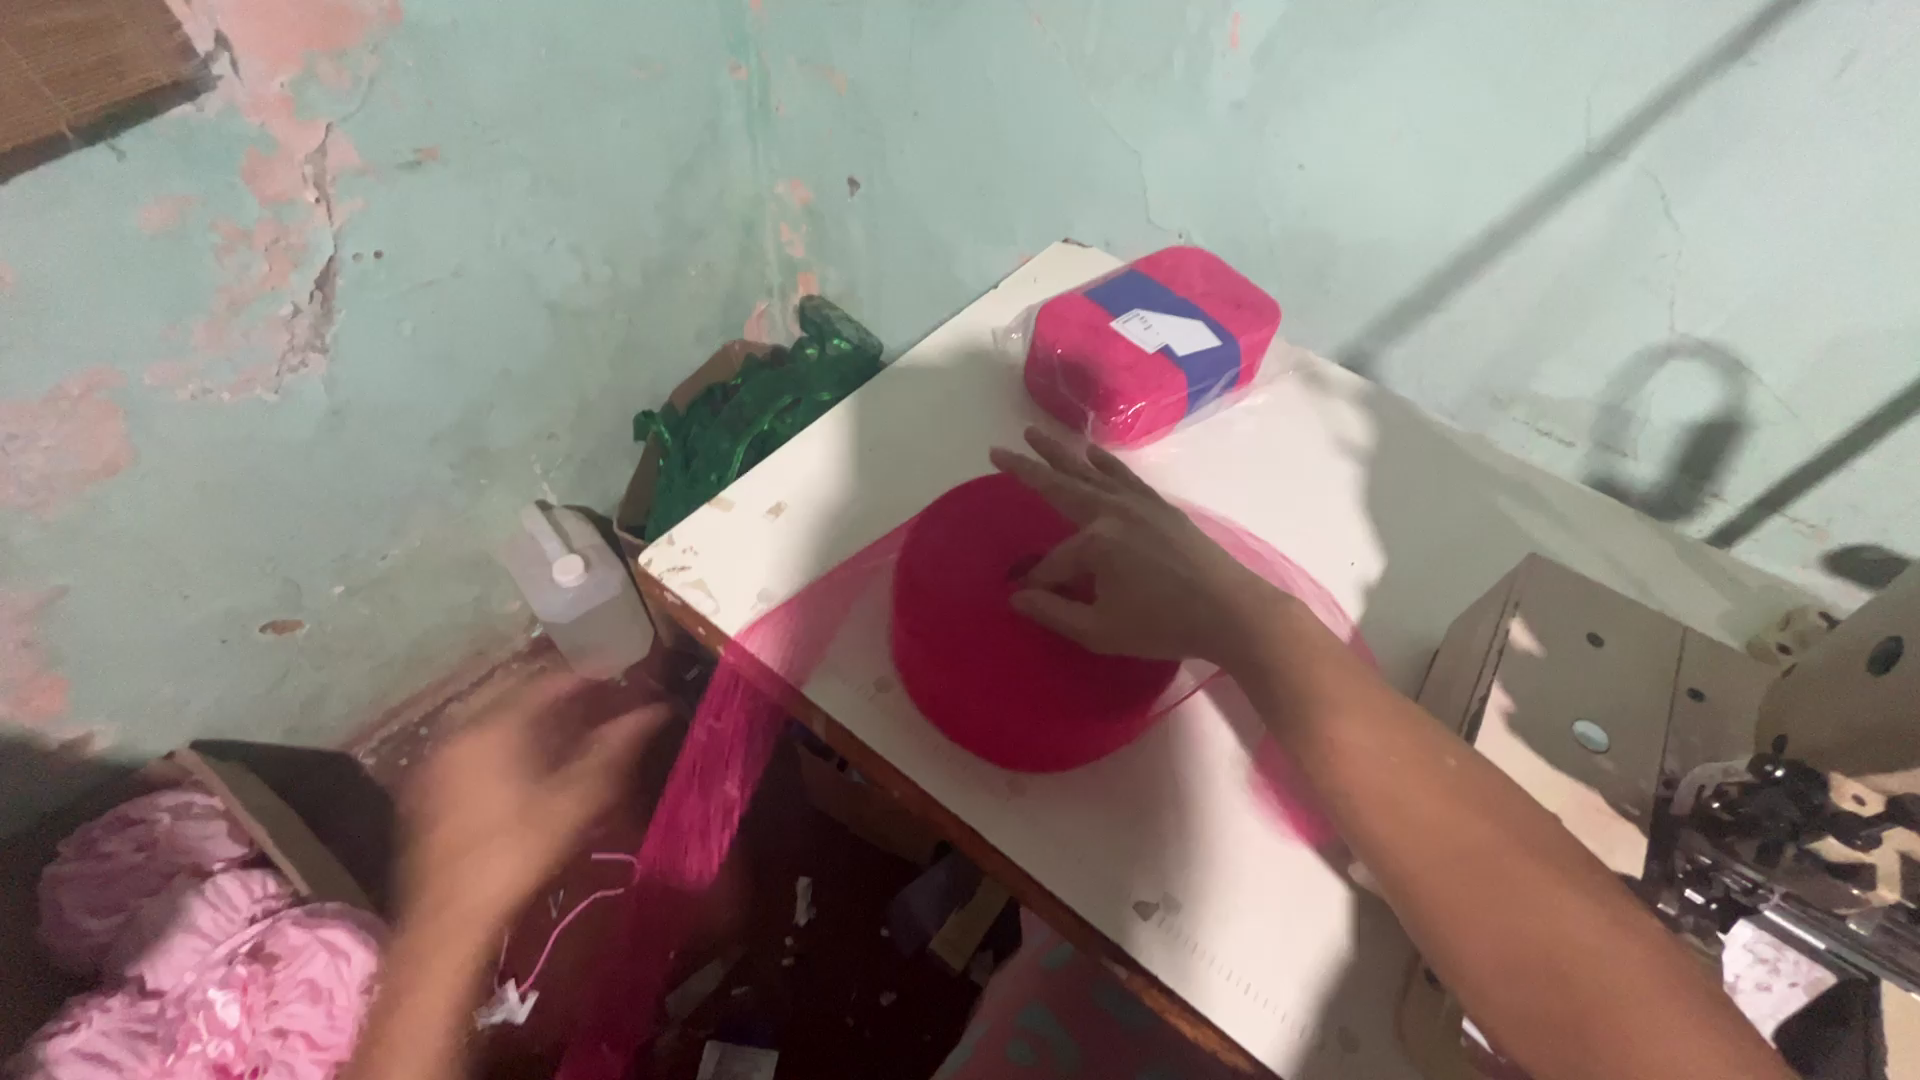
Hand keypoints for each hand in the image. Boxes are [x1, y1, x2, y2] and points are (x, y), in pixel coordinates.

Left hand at [396, 673, 666, 929]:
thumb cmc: (521, 852)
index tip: (625, 679)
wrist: (451, 921)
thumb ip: (618, 746)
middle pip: (519, 693)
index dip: (592, 677)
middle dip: (563, 695)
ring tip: (576, 728)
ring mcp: (438, 759)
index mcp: (493, 727)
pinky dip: (511, 738)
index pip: (549, 681)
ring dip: (537, 717)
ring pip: (496, 718)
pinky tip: (536, 759)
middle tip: (603, 702)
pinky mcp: (430, 786)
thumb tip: (658, 710)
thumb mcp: (580, 797)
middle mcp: (459, 731)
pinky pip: (478, 741)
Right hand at [989, 426, 1293, 668]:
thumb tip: (1017, 597)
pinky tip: (1093, 452)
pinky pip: (1124, 476)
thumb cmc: (1164, 626)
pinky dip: (1105, 462)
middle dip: (1026, 469)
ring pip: (1090, 471)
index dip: (1040, 583)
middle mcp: (1113, 511)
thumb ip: (1054, 612)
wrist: (1233, 613)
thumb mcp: (1100, 631)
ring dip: (1060, 453)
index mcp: (1096, 542)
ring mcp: (1139, 504)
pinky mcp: (1160, 506)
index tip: (1032, 599)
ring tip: (1035, 432)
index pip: (1053, 562)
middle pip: (1061, 486)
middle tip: (998, 450)